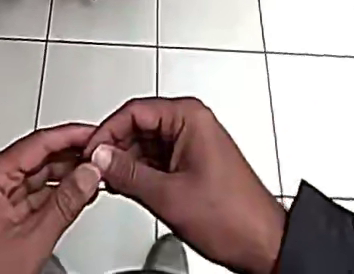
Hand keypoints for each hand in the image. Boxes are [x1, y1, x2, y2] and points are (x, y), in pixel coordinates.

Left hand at [0, 123, 103, 273]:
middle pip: (39, 156)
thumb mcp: (30, 241)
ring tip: (94, 176)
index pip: (39, 142)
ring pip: (38, 177)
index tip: (95, 134)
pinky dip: (55, 196)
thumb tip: (88, 174)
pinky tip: (75, 196)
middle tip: (100, 157)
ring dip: (66, 177)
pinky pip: (33, 196)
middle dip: (71, 157)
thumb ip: (64, 204)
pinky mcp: (0, 217)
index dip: (71, 136)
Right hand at [86, 97, 285, 273]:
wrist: (262, 243)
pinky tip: (127, 186)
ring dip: (127, 160)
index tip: (91, 151)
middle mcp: (191, 122)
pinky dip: (140, 170)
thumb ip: (130, 173)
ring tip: (109, 180)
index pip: (135, 110)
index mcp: (189, 116)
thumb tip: (102, 157)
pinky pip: (157, 156)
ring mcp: (192, 140)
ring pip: (146, 141)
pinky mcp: (191, 158)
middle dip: (116, 146)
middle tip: (96, 168)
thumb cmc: (233, 215)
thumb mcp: (169, 195)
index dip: (108, 130)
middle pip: (140, 123)